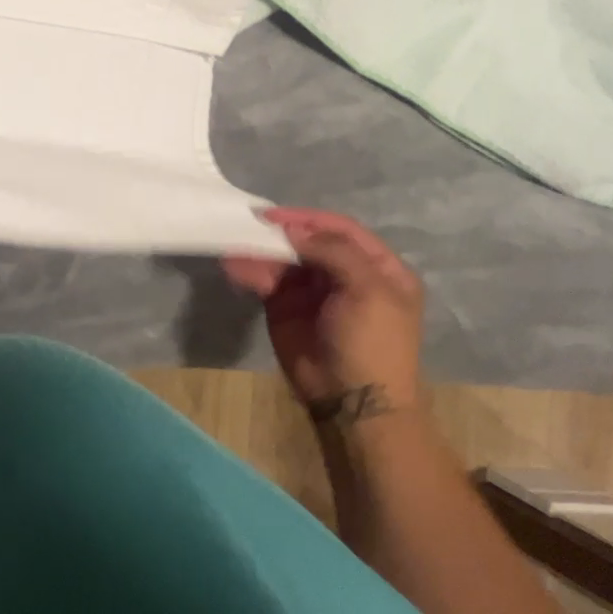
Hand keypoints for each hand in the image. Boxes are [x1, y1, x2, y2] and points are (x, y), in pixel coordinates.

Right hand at [223, 208, 425, 423]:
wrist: (351, 396)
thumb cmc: (372, 342)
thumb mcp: (368, 293)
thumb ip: (334, 252)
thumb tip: (291, 228)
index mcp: (378, 269)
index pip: (341, 229)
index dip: (307, 219)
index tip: (273, 217)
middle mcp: (344, 273)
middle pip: (306, 240)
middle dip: (277, 235)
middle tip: (245, 229)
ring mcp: (312, 289)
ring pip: (281, 257)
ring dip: (257, 251)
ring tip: (234, 250)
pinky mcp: (283, 303)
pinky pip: (264, 277)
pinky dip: (248, 270)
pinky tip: (234, 269)